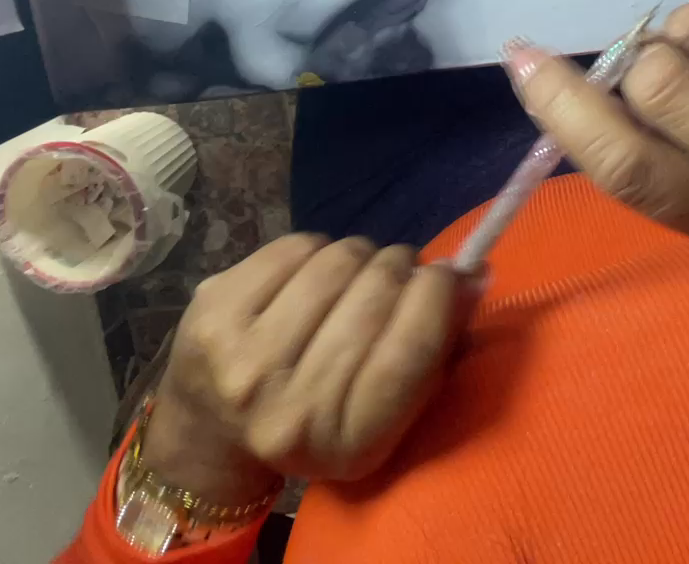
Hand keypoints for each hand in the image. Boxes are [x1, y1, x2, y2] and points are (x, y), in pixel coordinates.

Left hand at [142, 235, 466, 500]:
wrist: (213, 430)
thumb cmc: (320, 415)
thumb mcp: (388, 406)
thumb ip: (437, 344)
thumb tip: (475, 272)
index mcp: (349, 444)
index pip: (413, 346)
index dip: (439, 295)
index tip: (445, 276)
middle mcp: (292, 409)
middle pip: (378, 290)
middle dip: (400, 266)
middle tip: (397, 271)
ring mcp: (244, 357)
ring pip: (338, 258)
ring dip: (358, 255)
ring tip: (351, 275)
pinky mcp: (214, 307)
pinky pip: (295, 244)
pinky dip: (314, 248)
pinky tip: (308, 274)